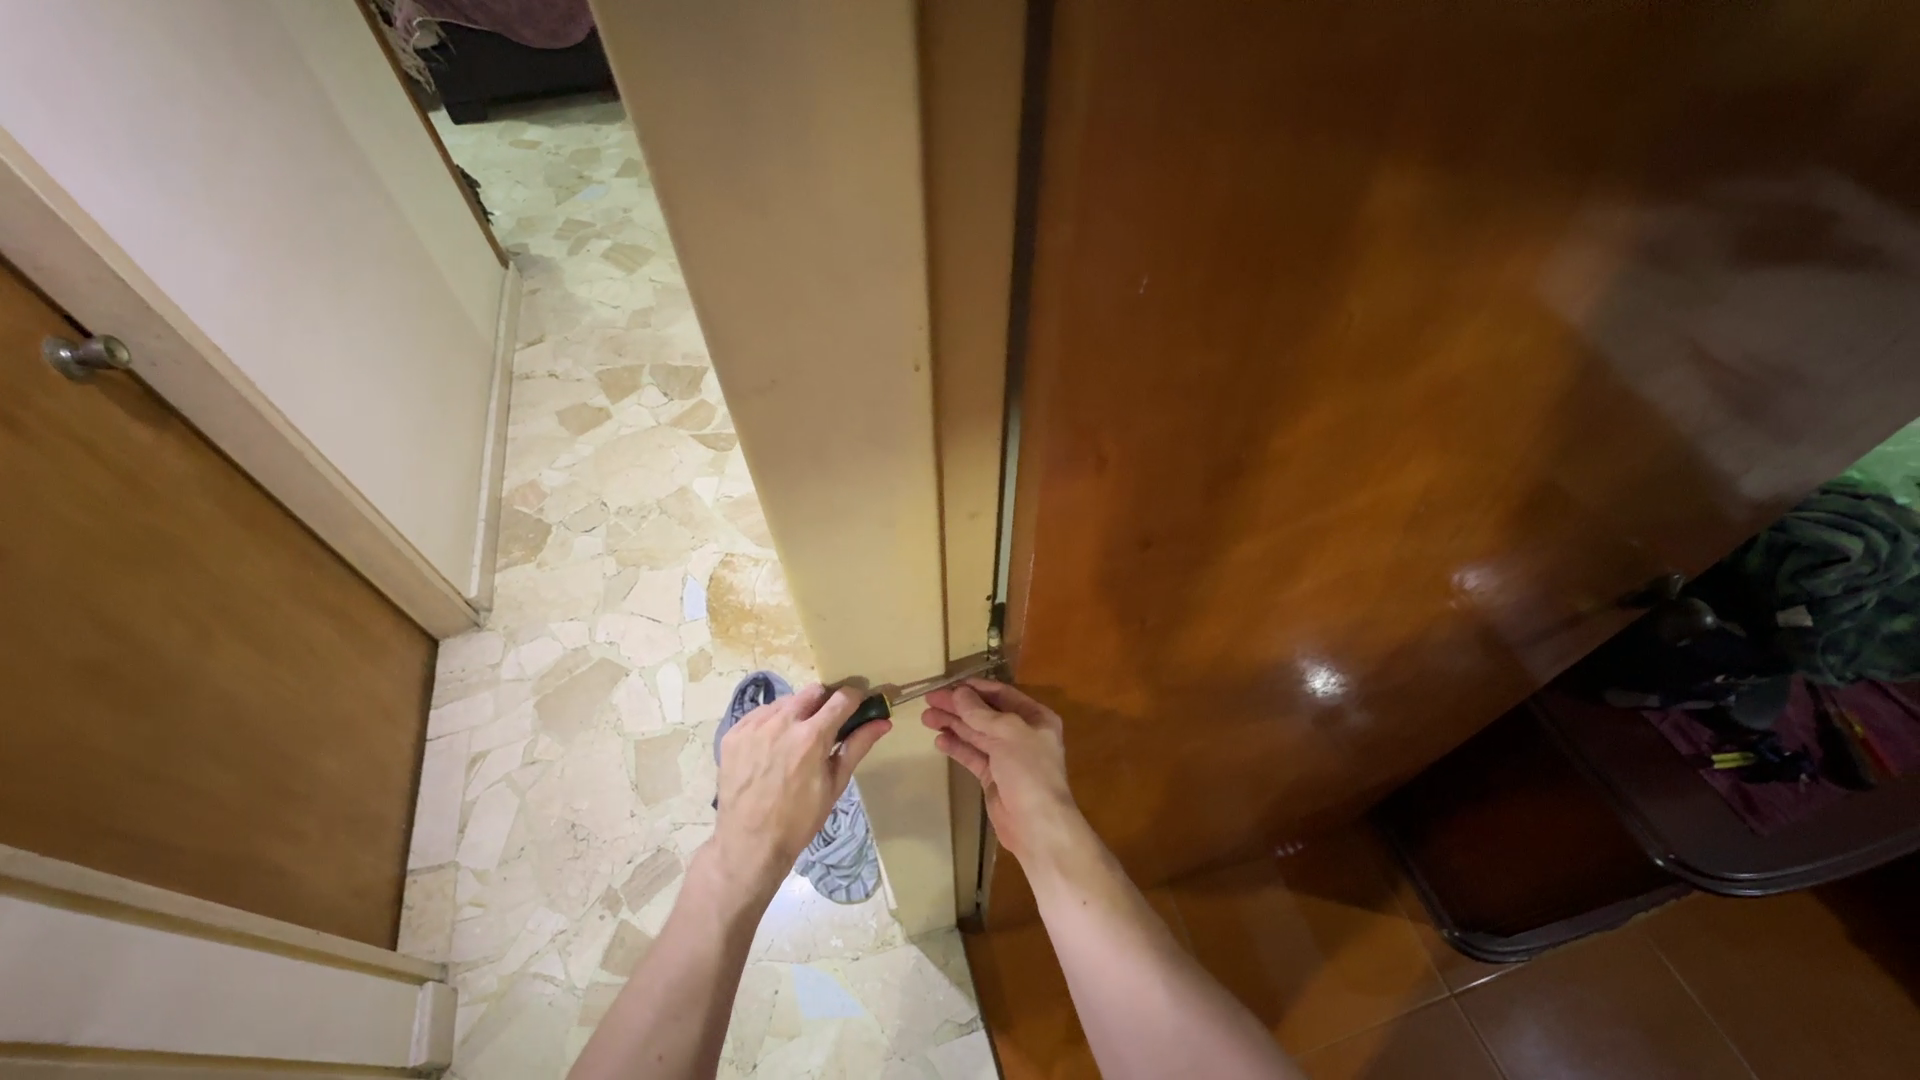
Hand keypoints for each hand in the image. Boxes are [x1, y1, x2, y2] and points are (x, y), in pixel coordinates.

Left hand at [710, 684, 889, 895]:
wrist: (750, 843)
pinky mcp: (733, 734)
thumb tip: (883, 722)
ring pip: (785, 701)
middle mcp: (782, 723)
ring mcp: (753, 726)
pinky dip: (771, 722)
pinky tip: (772, 745)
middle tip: (827, 723)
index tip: (858, 704)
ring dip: (797, 711)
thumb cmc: (799, 819)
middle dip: (825, 701)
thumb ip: (857, 747)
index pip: (842, 698)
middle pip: (813, 692)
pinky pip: (759, 714)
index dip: (854, 698)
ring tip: (796, 738)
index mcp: (812, 737)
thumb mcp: (835, 784)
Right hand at [923, 678, 1082, 867]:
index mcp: (1035, 717)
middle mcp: (1022, 734)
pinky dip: (957, 747)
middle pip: (985, 714)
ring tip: (926, 717)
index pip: (1002, 695)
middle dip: (958, 707)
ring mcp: (1007, 757)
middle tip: (929, 699)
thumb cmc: (1029, 771)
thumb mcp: (1008, 733)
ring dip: (953, 725)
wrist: (1037, 825)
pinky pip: (973, 756)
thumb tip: (958, 693)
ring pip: (976, 735)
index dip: (976, 688)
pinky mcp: (993, 777)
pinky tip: (939, 740)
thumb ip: (981, 713)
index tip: (949, 684)